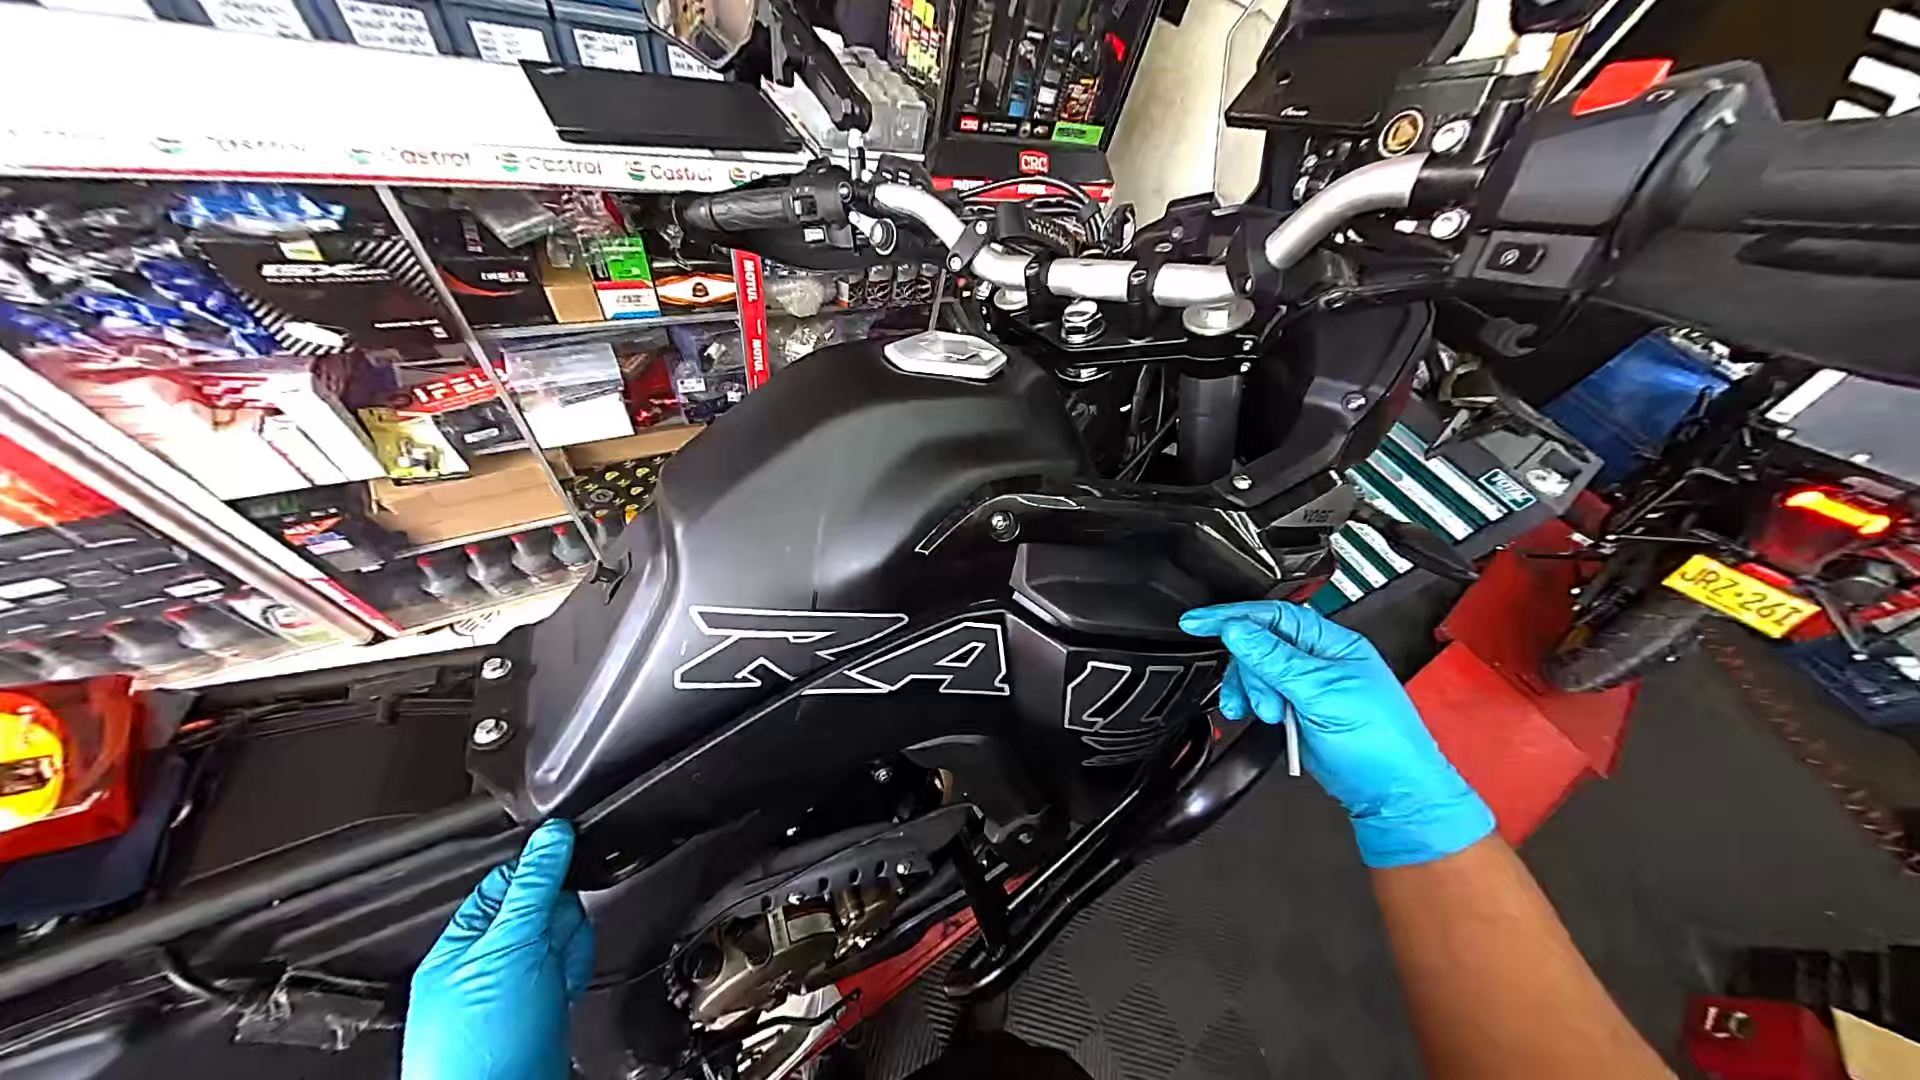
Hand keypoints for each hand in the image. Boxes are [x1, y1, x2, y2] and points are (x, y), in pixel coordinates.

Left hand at [403, 819, 594, 1079]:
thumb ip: (535, 885)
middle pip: (547, 903)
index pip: (511, 878)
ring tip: (556, 976)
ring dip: (570, 947)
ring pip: (565, 930)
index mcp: (463, 943)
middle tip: (548, 947)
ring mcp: (517, 980)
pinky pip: (573, 959)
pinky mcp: (545, 996)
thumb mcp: (511, 945)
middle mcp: (489, 959)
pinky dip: (576, 968)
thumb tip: (553, 834)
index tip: (556, 888)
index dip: (541, 877)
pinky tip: (563, 989)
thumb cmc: (482, 1044)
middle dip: (559, 922)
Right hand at [1179, 601, 1492, 867]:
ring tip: (1265, 714)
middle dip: (1249, 670)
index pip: (1273, 615)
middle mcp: (1316, 658)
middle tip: (1260, 698)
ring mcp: (1304, 683)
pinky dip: (1247, 702)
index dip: (1232, 616)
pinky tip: (1251, 714)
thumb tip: (1236, 629)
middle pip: (1256, 643)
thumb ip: (1274, 659)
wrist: (1392, 796)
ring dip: (1248, 691)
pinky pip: (1256, 692)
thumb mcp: (1323, 694)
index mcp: (1332, 643)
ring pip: (1252, 669)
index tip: (1199, 622)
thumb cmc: (1381, 745)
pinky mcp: (1293, 706)